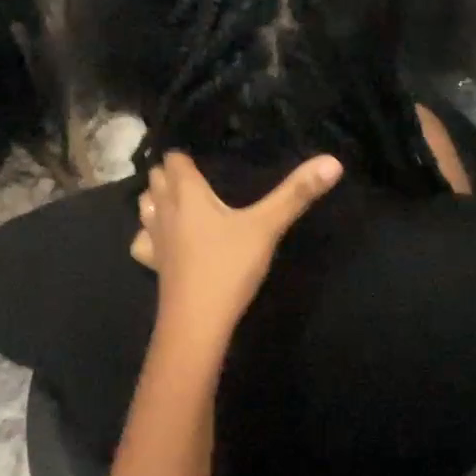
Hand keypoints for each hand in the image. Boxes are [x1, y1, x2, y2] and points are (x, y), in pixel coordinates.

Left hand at [134, 152, 341, 339]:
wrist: (196, 323)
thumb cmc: (228, 267)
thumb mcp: (267, 227)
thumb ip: (296, 194)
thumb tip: (333, 161)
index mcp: (187, 194)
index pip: (174, 160)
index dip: (184, 155)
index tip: (201, 152)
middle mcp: (164, 211)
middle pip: (156, 179)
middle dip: (170, 172)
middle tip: (194, 172)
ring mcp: (154, 240)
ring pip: (145, 206)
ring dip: (157, 198)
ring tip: (177, 198)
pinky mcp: (153, 265)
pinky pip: (142, 240)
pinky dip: (149, 234)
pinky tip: (165, 240)